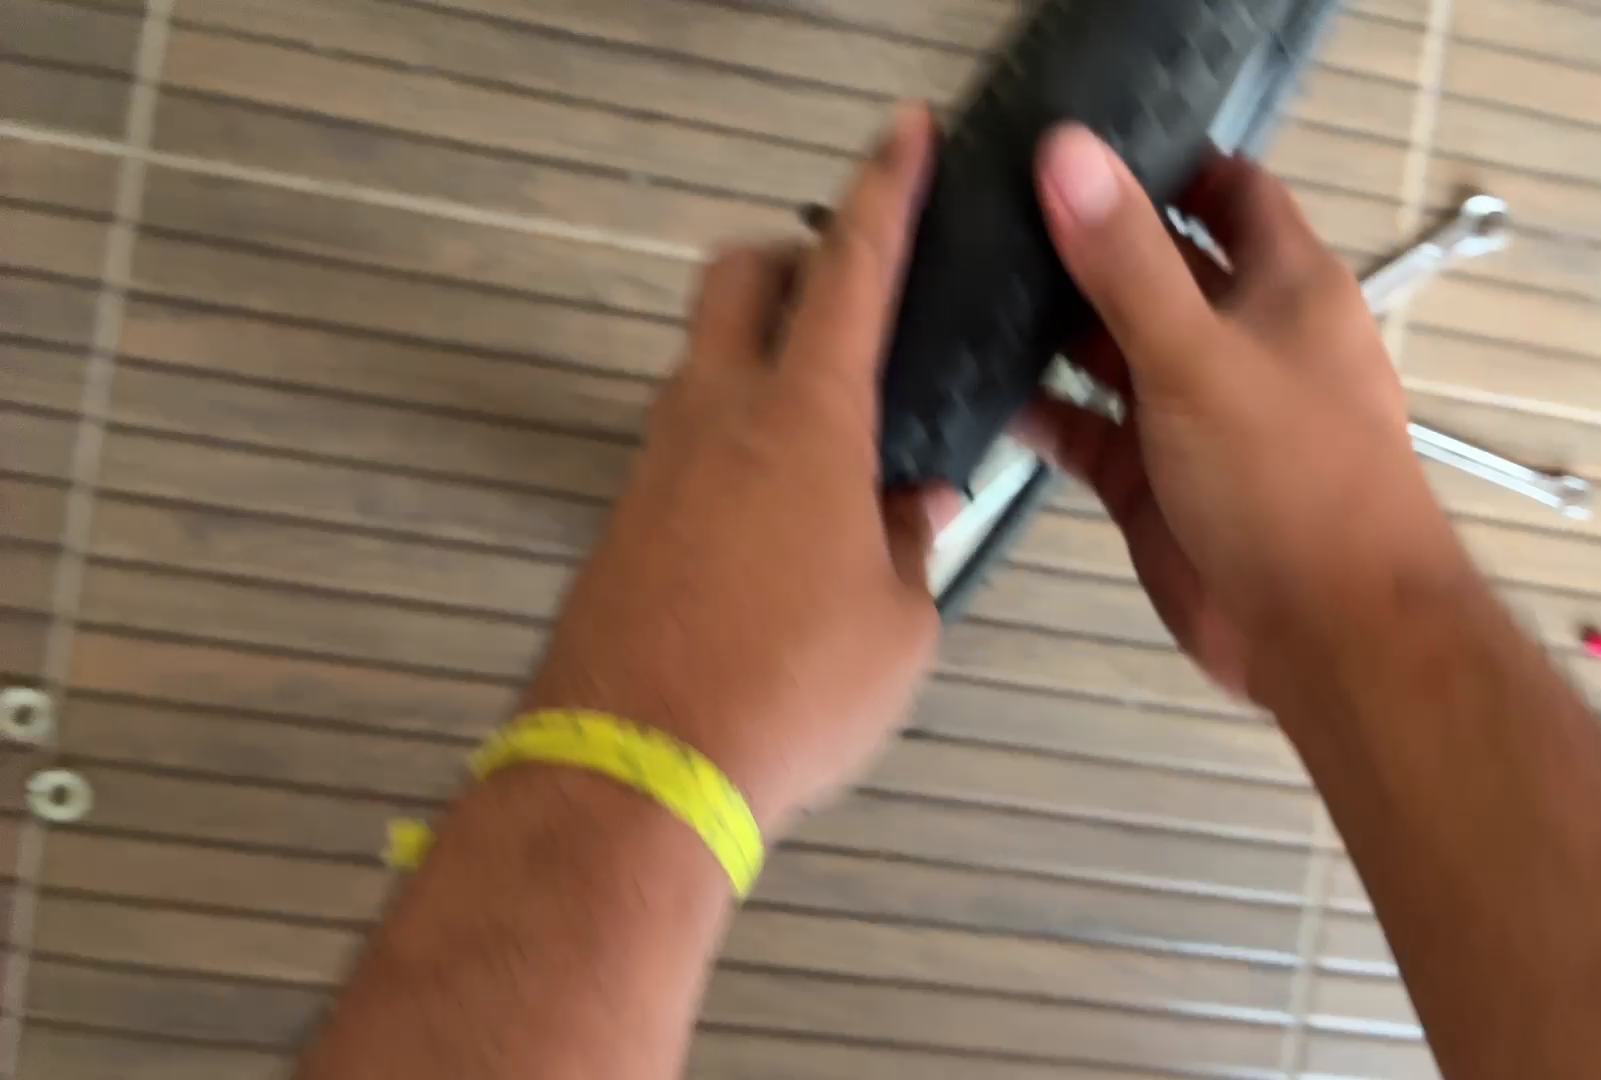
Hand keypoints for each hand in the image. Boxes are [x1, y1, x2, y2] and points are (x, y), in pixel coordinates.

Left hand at [523, 105, 947, 836]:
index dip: (887, 193)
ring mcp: (659, 463)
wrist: (638, 771)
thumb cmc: (789, 690)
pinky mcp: (627, 516)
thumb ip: (912, 542)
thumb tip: (915, 503)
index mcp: (807, 424)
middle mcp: (718, 418)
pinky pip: (687, 440)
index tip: (904, 138)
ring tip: (832, 439)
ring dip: (766, 362)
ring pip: (707, 360)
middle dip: (796, 261)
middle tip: (848, 307)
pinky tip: (779, 513)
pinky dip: (737, 440)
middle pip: (742, 277)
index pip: (853, 271)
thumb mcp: (898, 622)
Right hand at [1022, 126, 1460, 697]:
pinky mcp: (1146, 476)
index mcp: (1278, 289)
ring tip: (968, 296)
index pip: (1226, 193)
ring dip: (1050, 334)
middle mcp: (1232, 342)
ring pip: (1108, 354)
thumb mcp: (1200, 357)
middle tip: (987, 219)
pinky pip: (1085, 429)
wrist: (1316, 628)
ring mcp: (1185, 413)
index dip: (1162, 164)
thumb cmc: (1285, 475)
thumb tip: (1065, 152)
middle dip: (1080, 250)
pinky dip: (1043, 413)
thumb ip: (1128, 262)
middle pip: (1150, 274)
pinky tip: (985, 393)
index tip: (1073, 149)